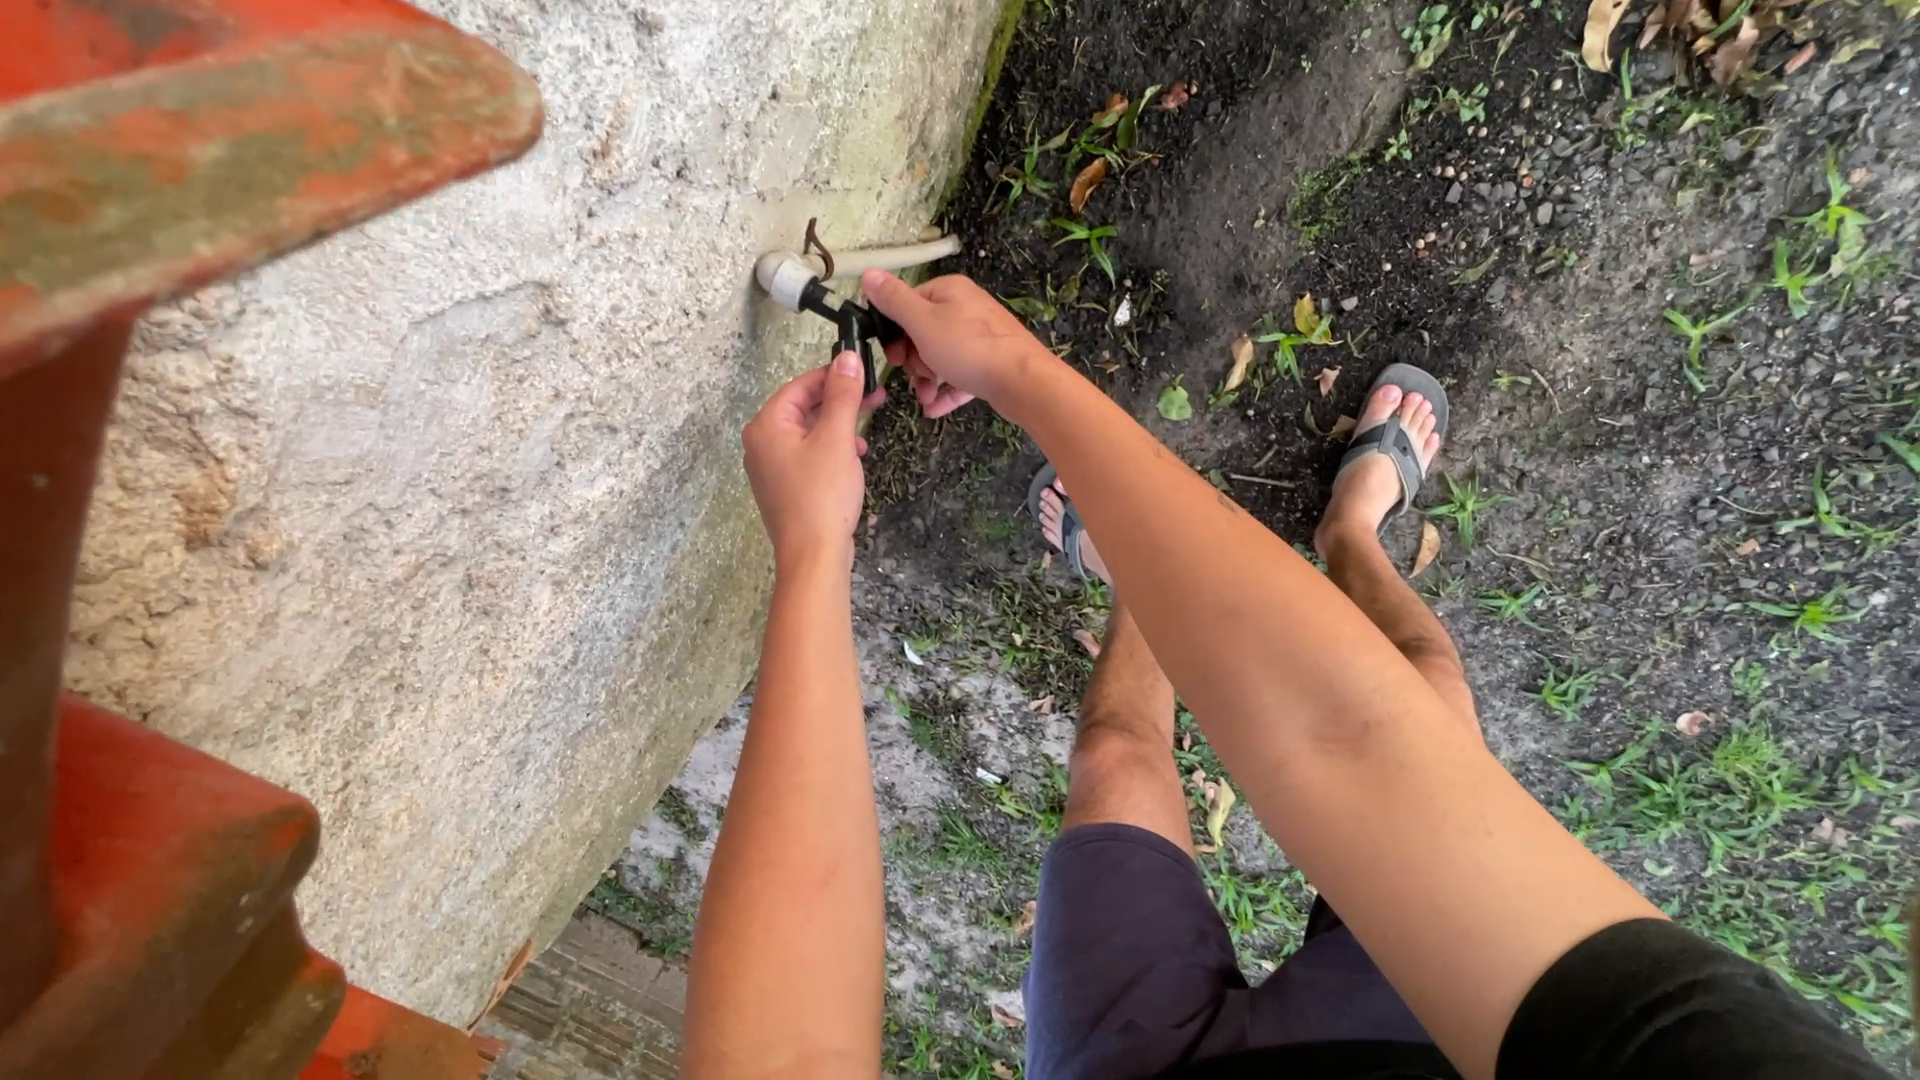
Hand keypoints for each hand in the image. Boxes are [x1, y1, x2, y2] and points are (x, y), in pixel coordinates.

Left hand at [742, 352, 883, 568]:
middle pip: (802, 409)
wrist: (814, 555)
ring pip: (807, 434)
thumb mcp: (837, 438)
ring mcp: (770, 469)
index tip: (865, 373)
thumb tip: (845, 357)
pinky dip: (831, 452)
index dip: (833, 376)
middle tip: (875, 399)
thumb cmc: (823, 494)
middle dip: (839, 404)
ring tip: (865, 438)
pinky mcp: (784, 489)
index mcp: (766, 426)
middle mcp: (761, 444)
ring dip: (838, 429)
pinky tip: (853, 461)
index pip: (800, 386)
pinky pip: (808, 457)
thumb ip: (842, 395)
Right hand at [862, 270, 1052, 418]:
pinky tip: (933, 409)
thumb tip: (868, 274)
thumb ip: (894, 300)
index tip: (893, 356)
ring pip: (941, 357)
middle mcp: (966, 308)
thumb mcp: (923, 321)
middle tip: (915, 375)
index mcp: (948, 291)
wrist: (1022, 380)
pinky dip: (946, 391)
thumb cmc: (968, 347)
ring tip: (925, 398)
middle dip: (914, 360)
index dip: (895, 331)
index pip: (908, 303)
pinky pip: (960, 376)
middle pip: (924, 332)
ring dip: (927, 379)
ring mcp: (980, 337)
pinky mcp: (990, 364)